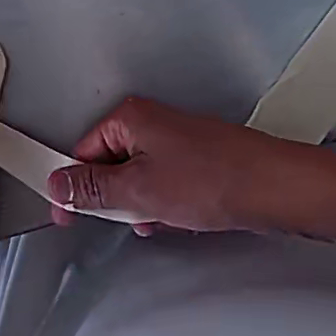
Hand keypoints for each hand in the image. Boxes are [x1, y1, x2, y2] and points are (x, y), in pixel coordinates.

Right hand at [48, 97, 297, 234]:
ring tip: (159, 217)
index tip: (66, 214)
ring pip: (136, 178)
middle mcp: (149, 122)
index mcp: (129, 118)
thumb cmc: (214, 179)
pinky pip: (161, 182)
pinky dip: (162, 203)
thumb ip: (91, 189)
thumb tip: (59, 184)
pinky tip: (177, 218)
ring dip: (139, 204)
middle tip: (123, 217)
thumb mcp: (137, 191)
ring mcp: (173, 140)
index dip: (72, 186)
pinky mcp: (193, 159)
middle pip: (107, 164)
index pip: (80, 151)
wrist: (276, 189)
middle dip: (112, 197)